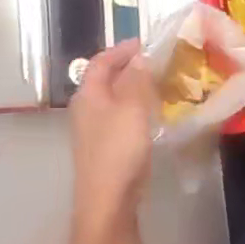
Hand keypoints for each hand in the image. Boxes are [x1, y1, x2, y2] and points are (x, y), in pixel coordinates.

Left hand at [71, 40, 155, 237]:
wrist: (107, 201)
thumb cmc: (119, 150)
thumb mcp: (132, 109)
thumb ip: (136, 80)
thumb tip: (140, 57)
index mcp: (88, 95)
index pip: (101, 61)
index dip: (121, 49)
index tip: (145, 43)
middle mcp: (85, 110)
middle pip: (105, 80)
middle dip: (128, 68)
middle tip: (157, 63)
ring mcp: (93, 132)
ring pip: (113, 101)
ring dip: (133, 90)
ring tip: (159, 86)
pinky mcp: (104, 150)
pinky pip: (119, 120)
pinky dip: (135, 111)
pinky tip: (152, 118)